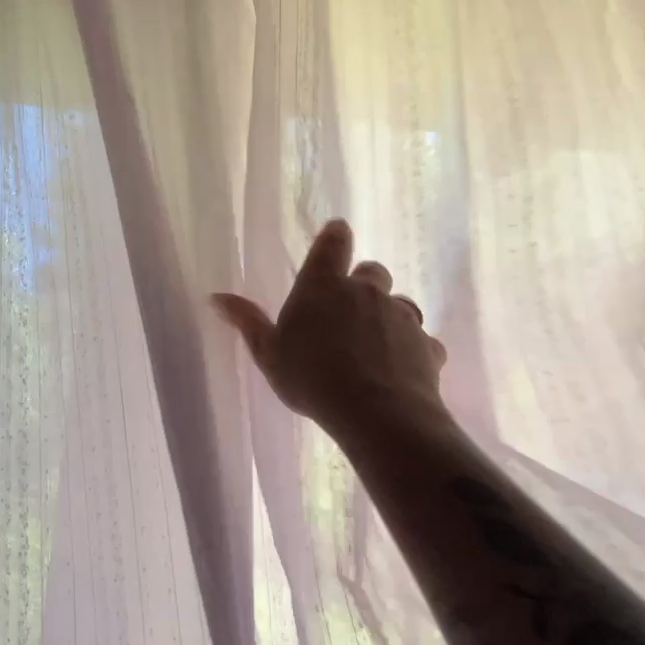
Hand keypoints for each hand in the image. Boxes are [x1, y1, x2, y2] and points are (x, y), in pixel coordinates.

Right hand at [211, 219, 449, 439]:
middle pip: (372, 271)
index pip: (332, 244)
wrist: (380, 415)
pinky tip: (399, 368)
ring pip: (399, 303)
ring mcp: (403, 317)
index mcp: (323, 286)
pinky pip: (422, 340)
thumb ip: (247, 322)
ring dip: (387, 314)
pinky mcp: (429, 347)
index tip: (338, 230)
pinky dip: (411, 348)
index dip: (335, 235)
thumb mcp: (268, 353)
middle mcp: (366, 292)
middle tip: (347, 306)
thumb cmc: (312, 377)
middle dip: (362, 281)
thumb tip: (216, 297)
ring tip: (372, 341)